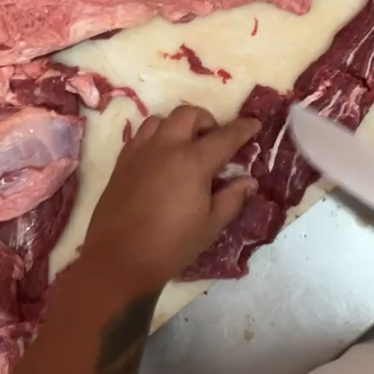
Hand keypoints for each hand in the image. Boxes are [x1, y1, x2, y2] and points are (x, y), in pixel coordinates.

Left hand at [76, 105, 258, 294]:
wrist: (119, 259)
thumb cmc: (171, 246)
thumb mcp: (211, 225)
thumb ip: (232, 198)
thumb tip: (248, 181)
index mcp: (193, 161)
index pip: (225, 136)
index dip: (243, 128)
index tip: (254, 124)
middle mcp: (166, 147)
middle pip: (189, 114)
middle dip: (207, 120)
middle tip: (215, 139)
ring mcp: (140, 152)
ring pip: (161, 119)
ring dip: (178, 125)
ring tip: (185, 145)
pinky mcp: (122, 162)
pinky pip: (140, 135)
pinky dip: (156, 136)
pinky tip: (161, 157)